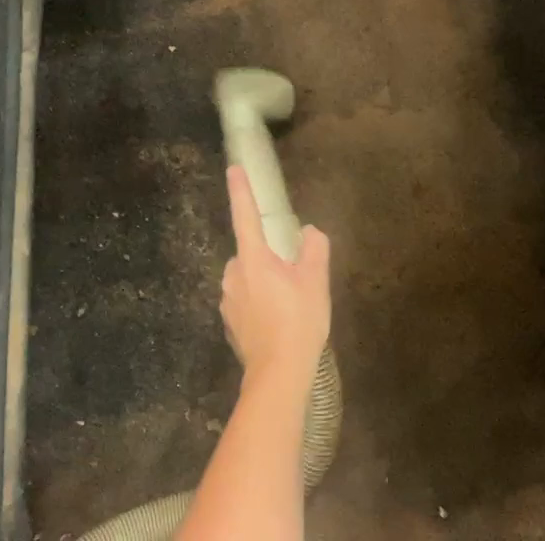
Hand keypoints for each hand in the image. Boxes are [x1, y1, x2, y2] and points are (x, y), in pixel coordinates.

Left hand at [220, 166, 330, 375]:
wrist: (278, 375)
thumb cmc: (298, 321)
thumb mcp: (315, 281)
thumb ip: (314, 248)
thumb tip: (309, 232)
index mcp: (252, 258)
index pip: (244, 215)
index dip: (241, 190)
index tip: (233, 168)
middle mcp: (233, 275)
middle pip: (251, 253)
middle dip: (269, 258)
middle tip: (296, 277)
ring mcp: (228, 301)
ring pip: (248, 278)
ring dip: (265, 283)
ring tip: (291, 304)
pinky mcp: (230, 323)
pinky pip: (246, 302)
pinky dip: (261, 304)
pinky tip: (279, 322)